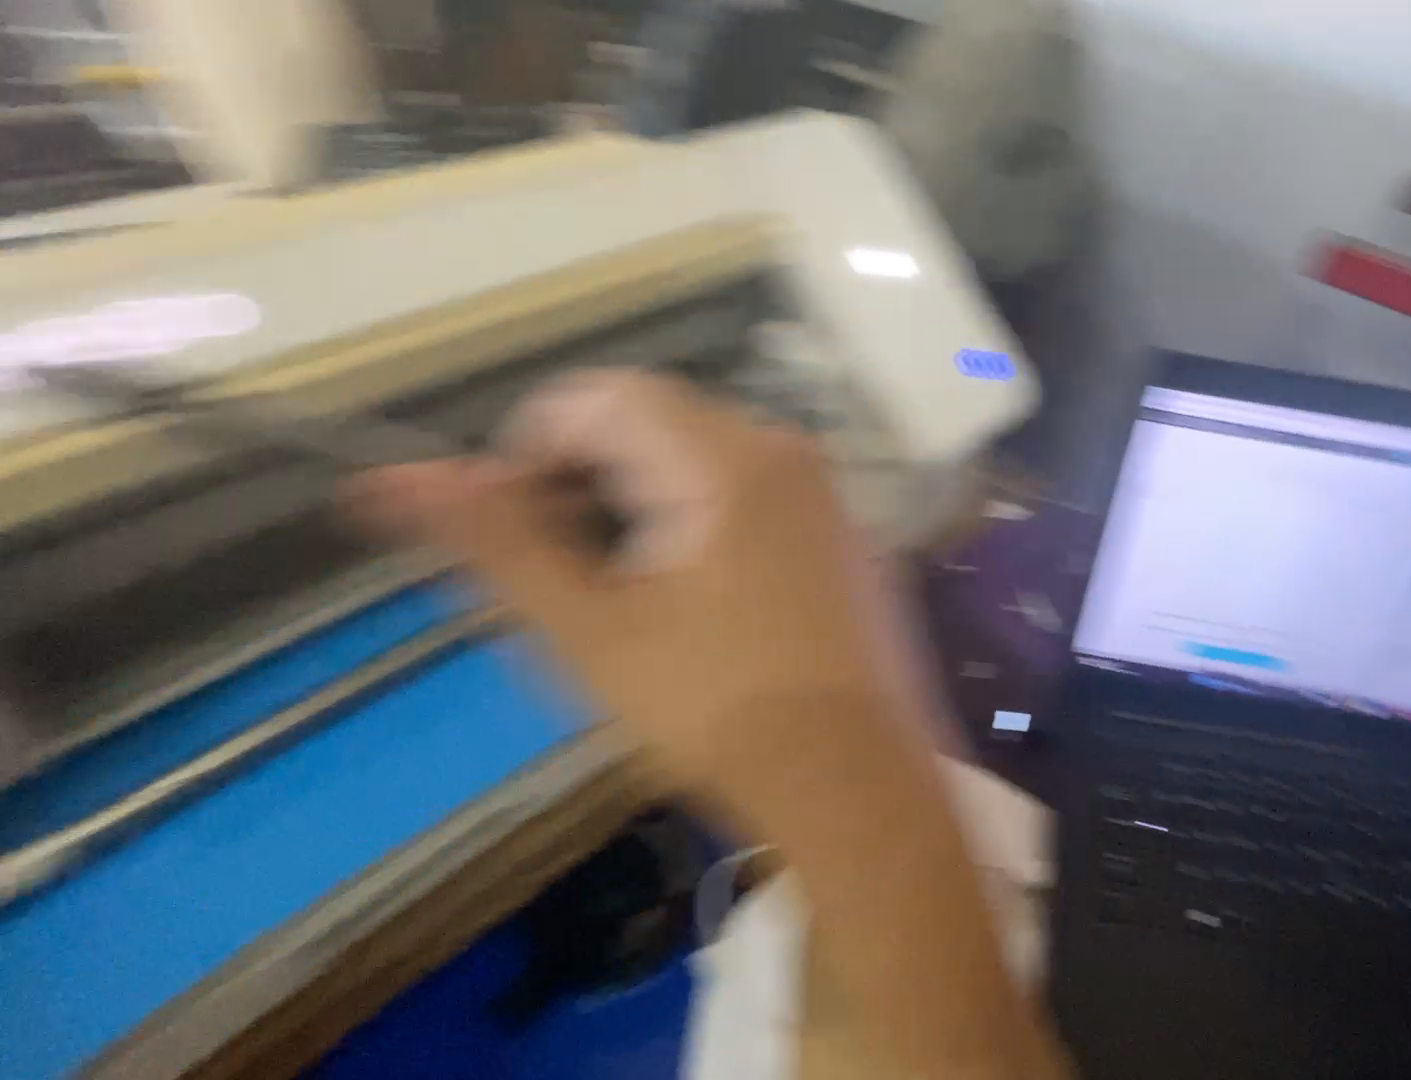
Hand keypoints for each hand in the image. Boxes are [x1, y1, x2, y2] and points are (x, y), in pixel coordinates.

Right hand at [346, 369, 942, 794]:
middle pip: (656, 422)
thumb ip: (496, 543)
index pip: (599, 397)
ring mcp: (829, 491)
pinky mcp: (848, 532)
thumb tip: (392, 478)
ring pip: (706, 458)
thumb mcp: (590, 631)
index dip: (533, 451)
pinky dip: (707, 517)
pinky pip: (758, 492)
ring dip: (645, 500)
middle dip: (590, 478)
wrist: (855, 781)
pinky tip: (701, 595)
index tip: (513, 529)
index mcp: (726, 456)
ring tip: (628, 589)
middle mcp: (788, 450)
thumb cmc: (717, 711)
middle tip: (568, 570)